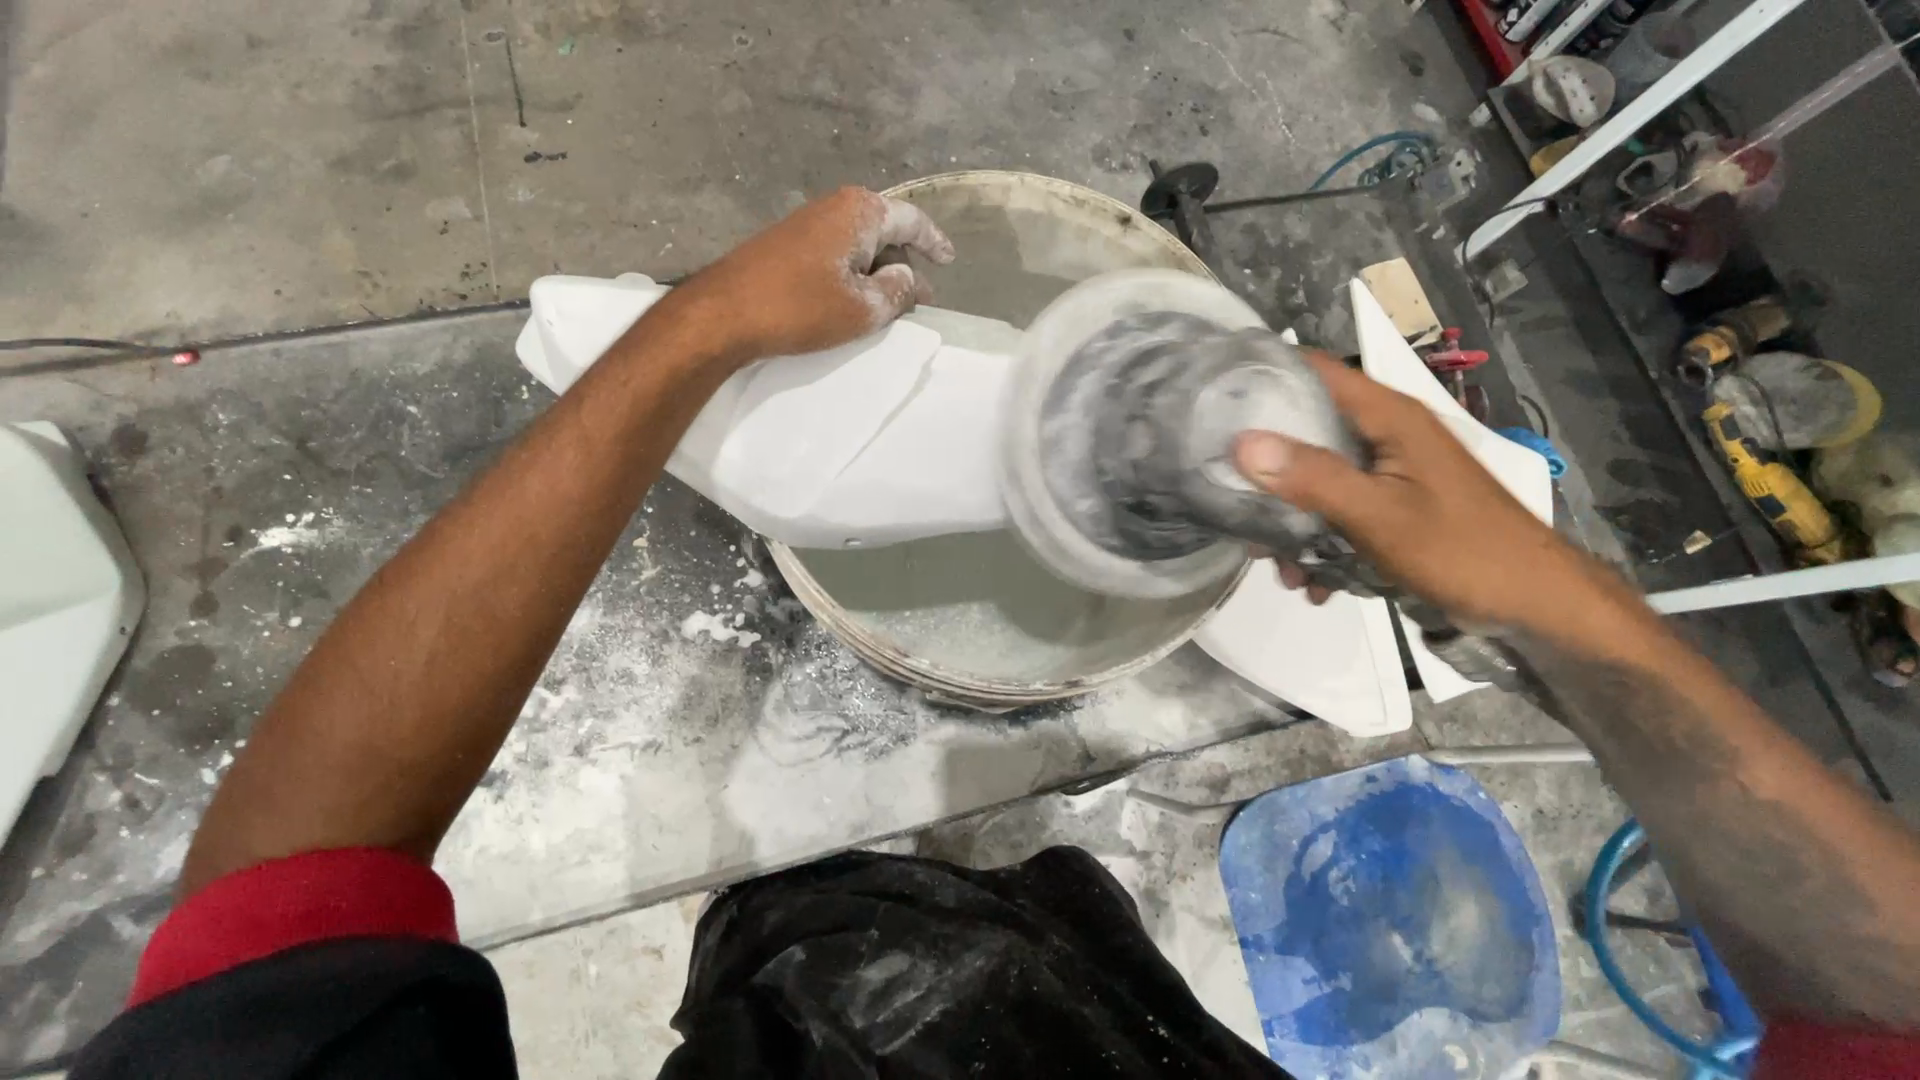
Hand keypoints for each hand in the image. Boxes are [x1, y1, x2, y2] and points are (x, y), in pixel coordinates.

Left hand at [675, 186, 955, 362]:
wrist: (723, 314)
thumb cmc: (800, 308)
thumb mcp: (862, 309)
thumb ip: (897, 292)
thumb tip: (907, 279)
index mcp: (860, 213)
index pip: (911, 220)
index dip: (934, 242)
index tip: (949, 261)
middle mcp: (835, 207)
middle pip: (885, 231)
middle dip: (905, 264)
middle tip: (920, 298)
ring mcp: (808, 224)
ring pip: (859, 246)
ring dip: (878, 274)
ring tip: (891, 306)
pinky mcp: (788, 245)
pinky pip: (836, 255)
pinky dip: (853, 275)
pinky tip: (854, 301)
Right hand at [1231, 352, 1633, 642]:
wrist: (1533, 603)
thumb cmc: (1462, 550)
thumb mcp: (1378, 515)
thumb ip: (1312, 478)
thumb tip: (1242, 442)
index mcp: (1389, 416)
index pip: (1316, 369)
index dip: (1264, 373)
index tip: (1212, 394)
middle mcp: (1387, 433)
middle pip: (1308, 428)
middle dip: (1267, 467)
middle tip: (1231, 498)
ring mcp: (1391, 471)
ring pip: (1319, 477)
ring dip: (1292, 520)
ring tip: (1280, 565)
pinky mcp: (1394, 506)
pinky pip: (1340, 511)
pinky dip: (1321, 543)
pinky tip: (1314, 582)